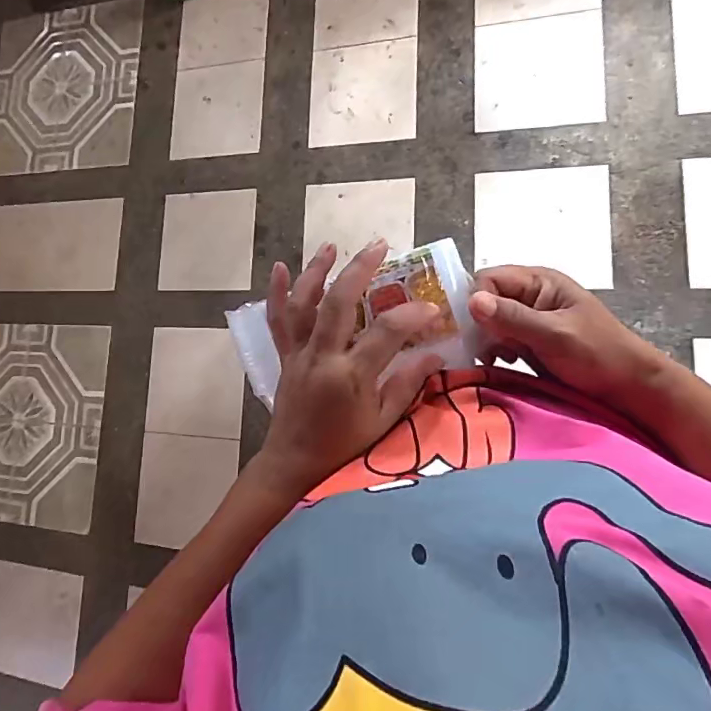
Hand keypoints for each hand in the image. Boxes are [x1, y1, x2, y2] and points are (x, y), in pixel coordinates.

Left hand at [252, 240, 444, 494]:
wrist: (293, 464)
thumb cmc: (342, 449)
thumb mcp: (382, 423)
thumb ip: (406, 386)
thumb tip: (434, 355)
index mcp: (350, 376)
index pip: (386, 332)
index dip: (412, 315)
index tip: (431, 307)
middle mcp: (321, 358)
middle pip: (339, 302)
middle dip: (360, 269)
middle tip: (380, 246)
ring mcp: (298, 355)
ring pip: (303, 304)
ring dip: (316, 271)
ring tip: (332, 246)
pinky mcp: (285, 357)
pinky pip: (278, 321)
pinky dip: (277, 293)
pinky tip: (280, 267)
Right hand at [469, 265, 676, 407]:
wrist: (630, 388)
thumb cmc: (599, 354)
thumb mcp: (554, 334)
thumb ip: (513, 317)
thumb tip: (472, 300)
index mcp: (539, 281)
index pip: (488, 279)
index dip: (475, 300)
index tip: (473, 328)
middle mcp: (530, 295)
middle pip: (485, 300)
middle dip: (479, 323)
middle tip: (485, 348)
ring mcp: (528, 320)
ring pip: (488, 322)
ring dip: (486, 340)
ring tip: (498, 358)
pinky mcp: (527, 342)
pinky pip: (497, 340)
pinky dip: (494, 351)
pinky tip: (502, 363)